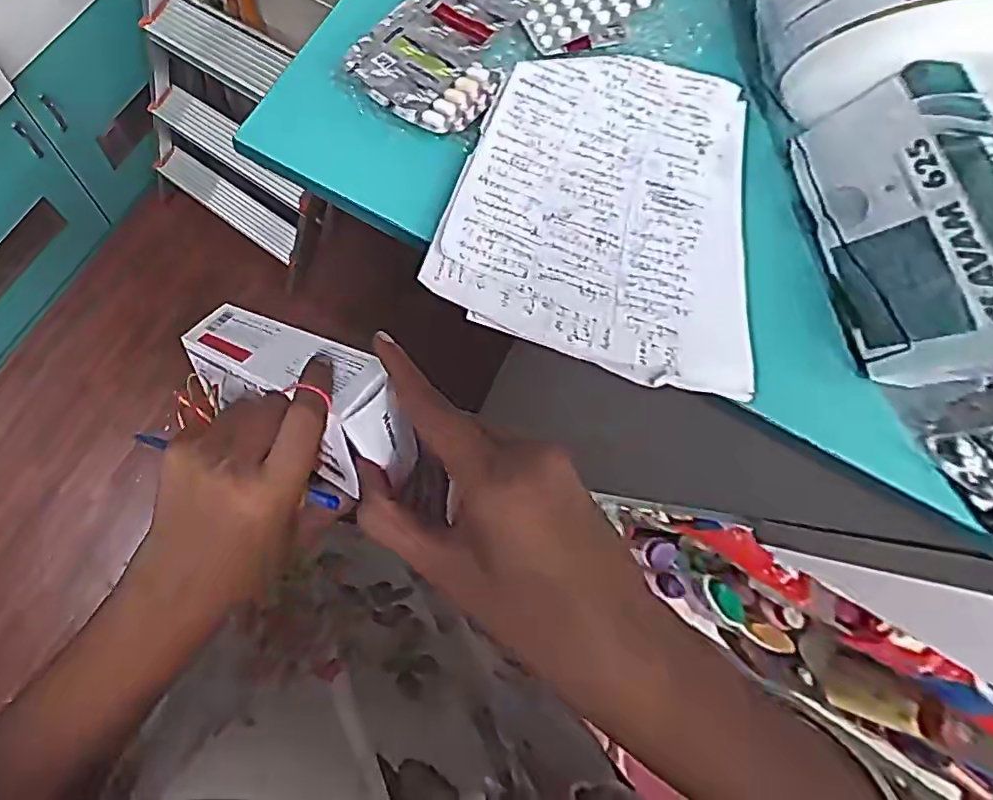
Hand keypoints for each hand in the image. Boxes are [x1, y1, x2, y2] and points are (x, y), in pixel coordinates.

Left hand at [134, 356, 335, 617]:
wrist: (176, 581)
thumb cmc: (243, 571)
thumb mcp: (294, 541)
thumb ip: (321, 498)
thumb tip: (338, 461)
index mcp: (270, 490)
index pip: (301, 420)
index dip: (315, 387)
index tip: (321, 367)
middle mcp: (235, 463)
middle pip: (270, 404)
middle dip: (284, 409)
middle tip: (285, 430)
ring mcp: (200, 451)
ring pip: (241, 406)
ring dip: (255, 417)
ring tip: (253, 446)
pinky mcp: (176, 446)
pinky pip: (214, 420)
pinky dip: (226, 431)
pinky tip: (223, 458)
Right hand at [357, 333, 653, 654]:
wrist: (628, 652)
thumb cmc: (531, 619)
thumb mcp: (445, 573)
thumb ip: (391, 521)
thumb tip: (365, 483)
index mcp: (492, 474)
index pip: (434, 410)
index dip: (402, 373)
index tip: (382, 341)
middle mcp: (526, 451)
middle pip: (455, 428)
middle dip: (422, 444)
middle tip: (398, 481)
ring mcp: (553, 460)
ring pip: (482, 442)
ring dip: (454, 461)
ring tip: (447, 514)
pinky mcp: (568, 473)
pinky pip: (509, 455)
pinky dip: (483, 470)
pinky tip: (484, 517)